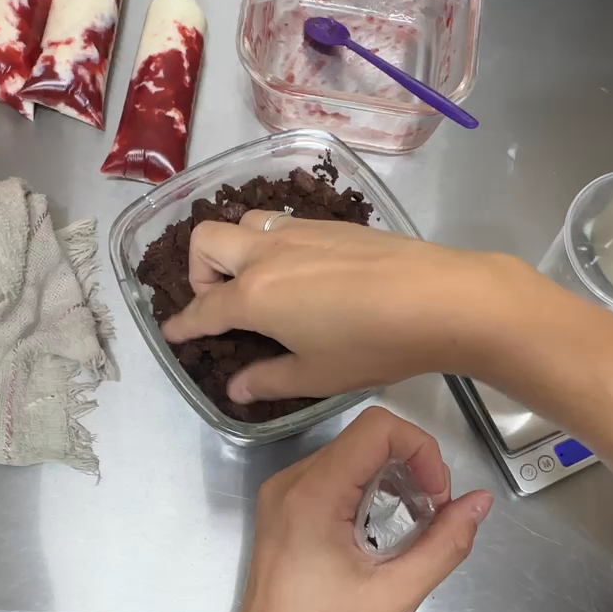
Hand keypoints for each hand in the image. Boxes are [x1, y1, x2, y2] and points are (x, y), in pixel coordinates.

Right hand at [161, 209, 538, 403]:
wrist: (440, 299)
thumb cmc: (371, 345)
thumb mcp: (316, 375)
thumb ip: (268, 379)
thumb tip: (236, 388)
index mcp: (254, 295)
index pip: (203, 309)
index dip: (183, 324)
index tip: (172, 333)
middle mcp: (267, 253)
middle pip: (206, 241)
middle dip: (198, 271)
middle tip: (221, 304)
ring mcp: (300, 230)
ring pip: (244, 222)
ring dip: (235, 249)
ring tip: (259, 285)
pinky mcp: (331, 222)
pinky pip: (281, 223)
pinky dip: (270, 245)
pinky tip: (301, 275)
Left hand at [222, 407, 494, 611]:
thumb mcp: (396, 593)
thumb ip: (446, 542)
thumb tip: (480, 502)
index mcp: (312, 494)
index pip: (377, 428)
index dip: (421, 449)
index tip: (437, 497)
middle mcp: (290, 483)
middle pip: (364, 439)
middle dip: (410, 466)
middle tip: (431, 516)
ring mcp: (280, 496)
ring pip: (349, 456)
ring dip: (390, 479)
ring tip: (410, 525)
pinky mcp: (281, 512)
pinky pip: (331, 478)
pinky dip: (365, 491)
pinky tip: (380, 531)